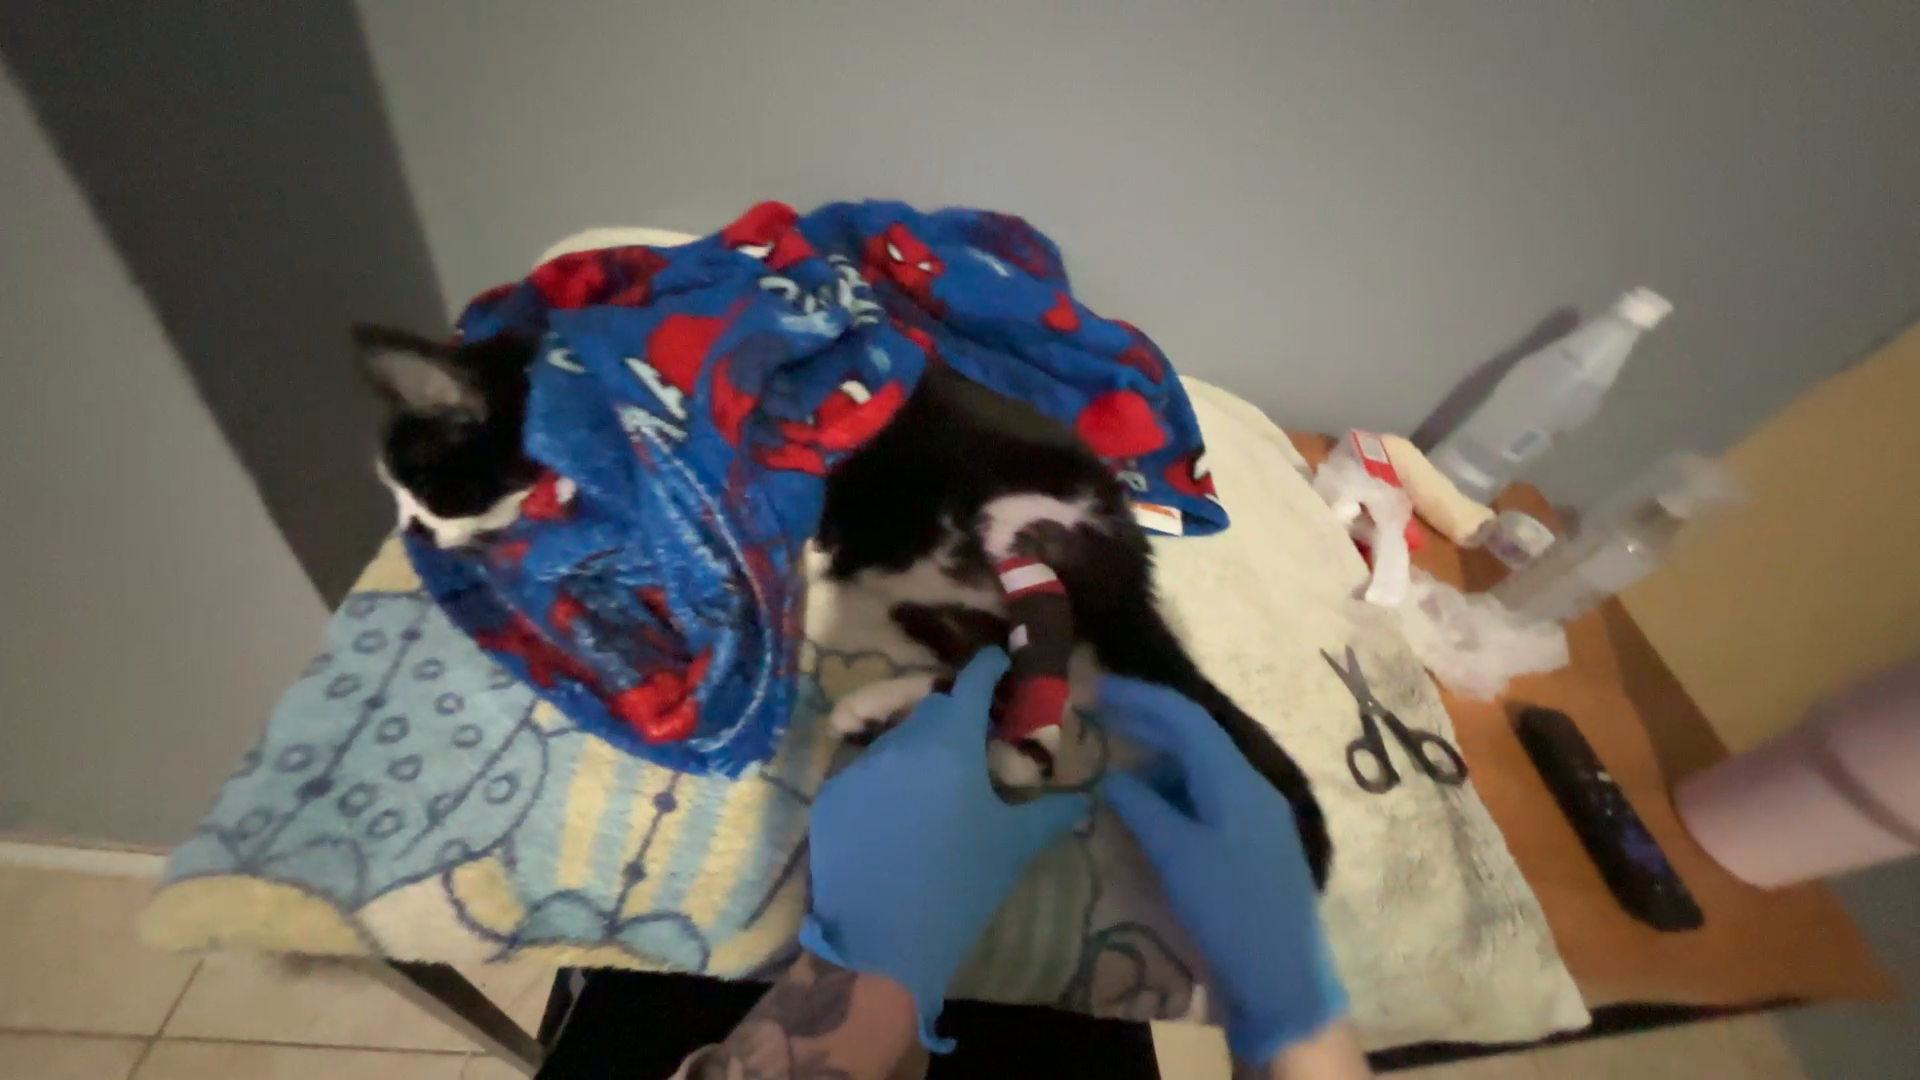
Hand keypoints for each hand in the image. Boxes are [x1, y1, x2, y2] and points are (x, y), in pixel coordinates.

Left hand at [801, 648, 1087, 1049]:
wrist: (881, 943)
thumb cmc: (960, 886)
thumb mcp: (1012, 846)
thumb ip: (1051, 812)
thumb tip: (1084, 798)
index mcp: (951, 742)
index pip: (972, 681)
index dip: (989, 667)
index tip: (999, 663)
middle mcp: (902, 740)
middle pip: (933, 706)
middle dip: (955, 714)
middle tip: (972, 743)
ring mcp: (860, 764)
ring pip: (896, 736)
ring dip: (918, 747)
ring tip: (932, 787)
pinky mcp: (831, 792)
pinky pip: (864, 767)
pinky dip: (885, 777)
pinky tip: (895, 814)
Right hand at [1099, 677, 1347, 1062]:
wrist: (1285, 985)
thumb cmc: (1230, 912)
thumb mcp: (1177, 856)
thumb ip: (1141, 806)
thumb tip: (1112, 776)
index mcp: (1235, 780)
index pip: (1184, 717)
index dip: (1140, 697)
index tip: (1097, 688)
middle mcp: (1249, 785)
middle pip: (1194, 735)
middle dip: (1145, 719)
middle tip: (1098, 712)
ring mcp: (1254, 813)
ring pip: (1199, 765)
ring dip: (1157, 755)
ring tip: (1116, 760)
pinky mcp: (1250, 839)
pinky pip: (1205, 794)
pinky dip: (1171, 788)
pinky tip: (1147, 803)